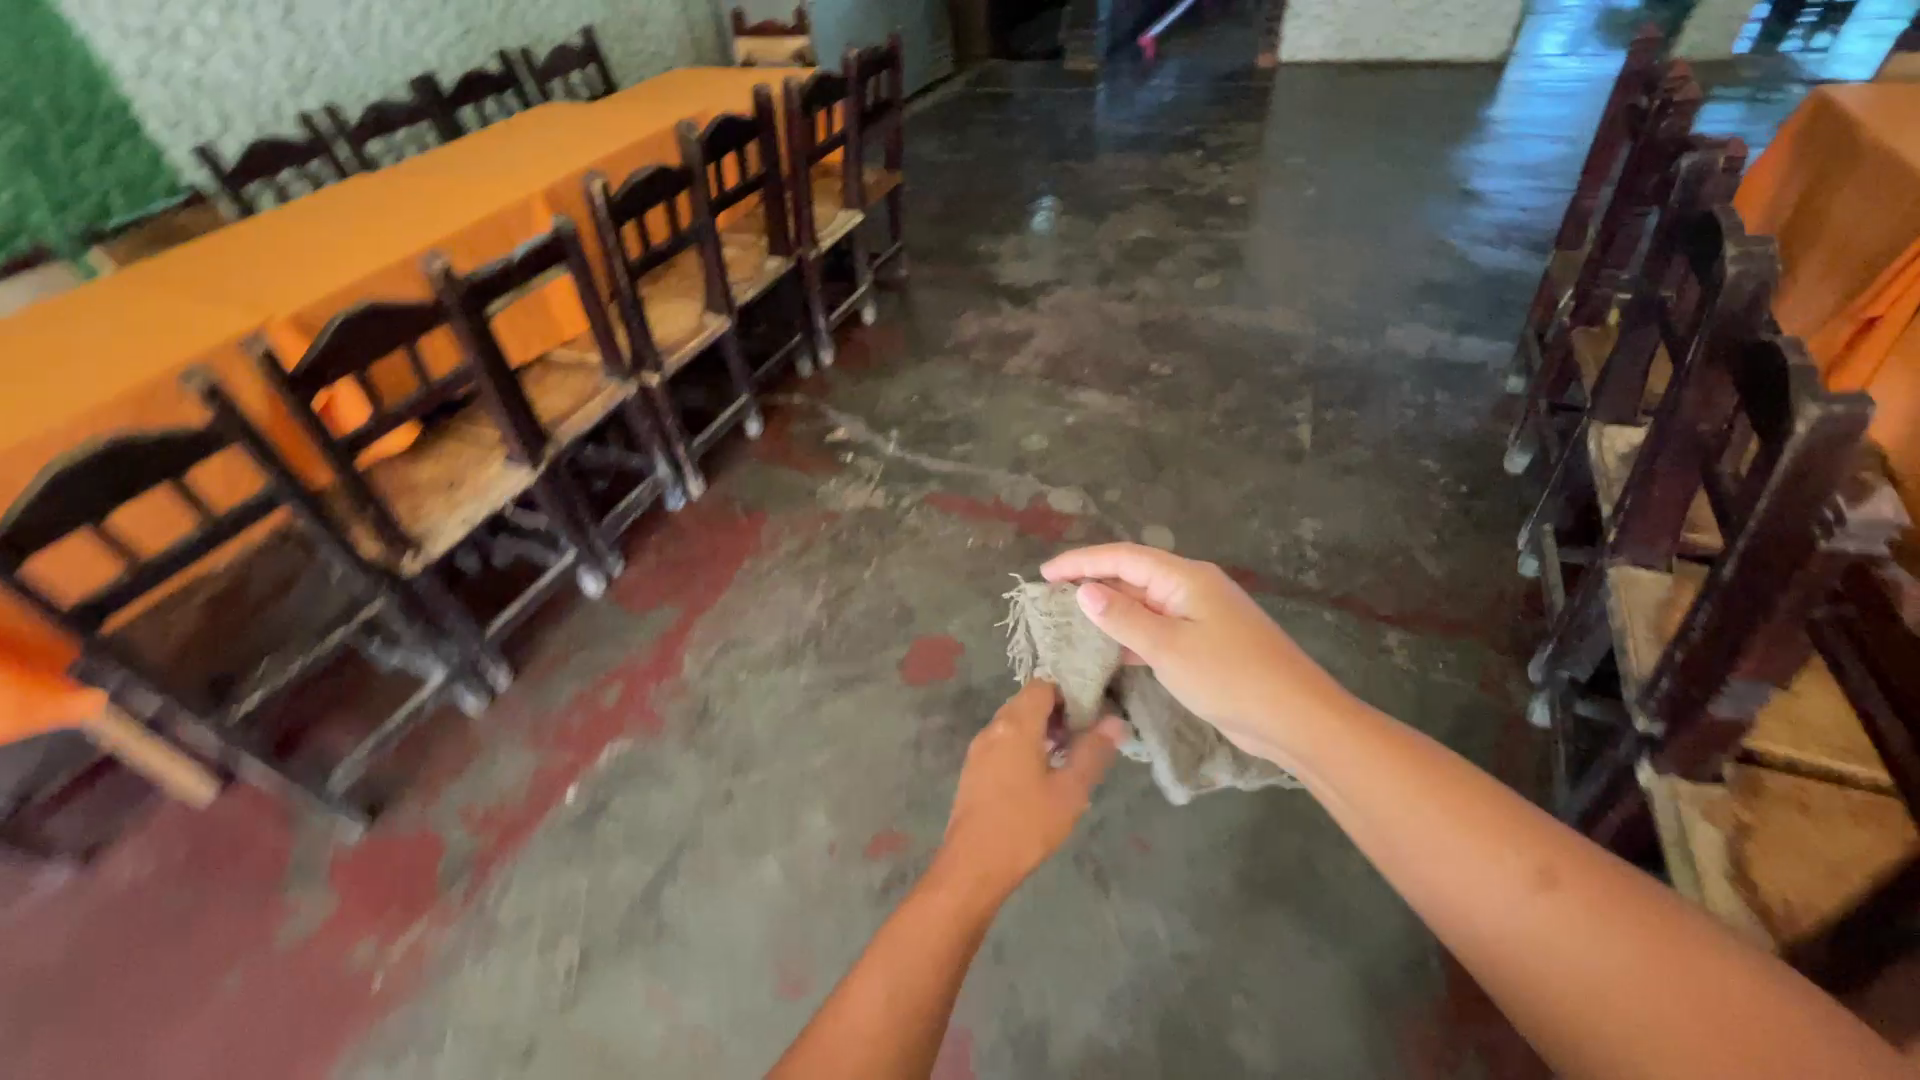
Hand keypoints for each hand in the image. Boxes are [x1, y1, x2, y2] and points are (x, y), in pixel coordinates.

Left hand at [938, 681, 1123, 900]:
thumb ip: (1092, 752)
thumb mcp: (1070, 791)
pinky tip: (1039, 777)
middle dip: (1056, 713)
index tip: (1090, 716)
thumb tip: (1115, 722)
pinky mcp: (973, 770)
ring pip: (1012, 723)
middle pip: (1026, 702)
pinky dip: (1022, 746)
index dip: (1068, 694)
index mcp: (1015, 725)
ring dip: (1039, 731)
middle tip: (1082, 738)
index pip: (1042, 686)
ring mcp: (978, 749)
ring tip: (1065, 759)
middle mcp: (992, 728)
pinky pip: (1001, 743)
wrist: (973, 865)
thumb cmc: (1026, 825)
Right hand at [1041, 543, 1355, 769]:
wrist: (1295, 717)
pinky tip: (1108, 651)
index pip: (1123, 558)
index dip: (1081, 562)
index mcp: (1185, 578)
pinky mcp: (1206, 644)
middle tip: (1050, 598)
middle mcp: (1192, 588)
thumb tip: (1085, 591)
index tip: (1044, 573)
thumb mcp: (1168, 647)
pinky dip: (1131, 636)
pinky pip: (1159, 630)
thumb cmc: (1230, 677)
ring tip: (1070, 621)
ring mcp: (1201, 617)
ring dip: (1110, 612)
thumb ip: (1123, 619)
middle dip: (1092, 584)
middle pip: (1133, 577)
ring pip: (1145, 605)